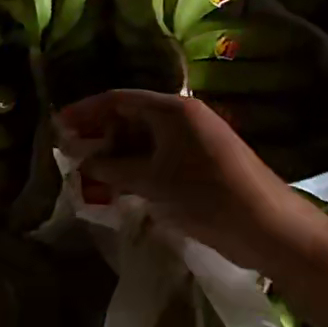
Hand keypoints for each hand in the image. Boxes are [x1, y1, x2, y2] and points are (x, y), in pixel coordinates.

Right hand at [58, 90, 307, 269]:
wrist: (268, 227)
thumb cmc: (208, 196)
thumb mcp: (153, 183)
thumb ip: (114, 170)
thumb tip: (84, 161)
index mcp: (172, 110)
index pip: (119, 99)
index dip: (86, 111)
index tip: (59, 124)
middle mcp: (183, 117)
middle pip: (131, 116)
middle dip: (100, 133)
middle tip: (71, 152)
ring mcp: (194, 140)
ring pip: (145, 139)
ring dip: (117, 153)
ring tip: (88, 172)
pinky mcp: (201, 162)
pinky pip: (159, 156)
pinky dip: (137, 167)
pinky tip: (119, 185)